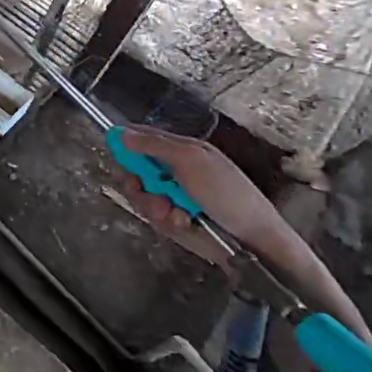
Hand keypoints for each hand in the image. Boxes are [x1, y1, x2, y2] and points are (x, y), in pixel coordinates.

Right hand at [113, 125, 371, 350]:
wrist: (254, 239)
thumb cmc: (227, 193)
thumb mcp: (190, 160)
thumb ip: (154, 145)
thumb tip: (120, 132)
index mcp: (181, 149)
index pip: (142, 139)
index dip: (126, 145)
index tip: (117, 155)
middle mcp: (174, 171)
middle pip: (135, 172)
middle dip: (139, 185)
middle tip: (150, 192)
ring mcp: (174, 197)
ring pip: (142, 197)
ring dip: (154, 207)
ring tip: (176, 214)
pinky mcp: (175, 221)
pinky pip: (154, 218)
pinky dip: (166, 223)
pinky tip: (184, 224)